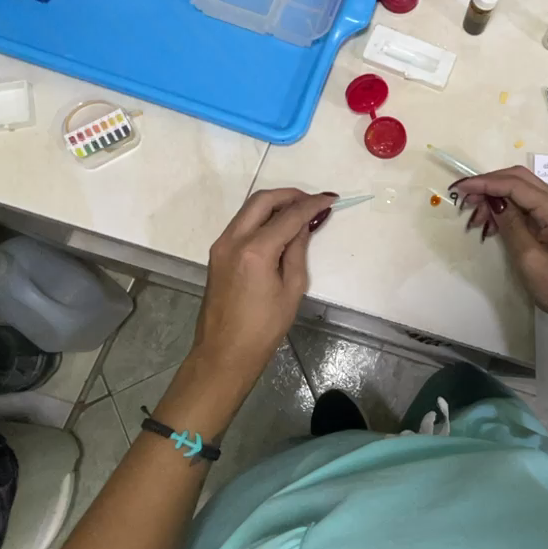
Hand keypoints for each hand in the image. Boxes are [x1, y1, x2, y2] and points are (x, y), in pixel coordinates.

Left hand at [196, 188, 335, 373]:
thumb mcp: (292, 288)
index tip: (330, 199)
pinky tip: (280, 227)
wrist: (224, 353)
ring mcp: (221, 245)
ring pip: (249, 208)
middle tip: (312, 202)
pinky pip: (242, 223)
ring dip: (275, 204)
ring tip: (300, 212)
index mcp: (255, 250)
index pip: (289, 215)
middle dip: (290, 195)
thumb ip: (298, 250)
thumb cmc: (264, 327)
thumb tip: (303, 225)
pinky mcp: (217, 253)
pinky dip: (263, 217)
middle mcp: (233, 240)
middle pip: (262, 200)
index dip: (312, 204)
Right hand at [455, 166, 547, 335]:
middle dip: (489, 186)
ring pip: (521, 192)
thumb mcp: (529, 258)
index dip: (485, 183)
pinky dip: (507, 210)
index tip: (459, 188)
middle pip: (519, 180)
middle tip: (465, 203)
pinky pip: (527, 207)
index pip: (515, 183)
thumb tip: (493, 201)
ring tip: (476, 221)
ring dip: (497, 198)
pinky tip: (493, 226)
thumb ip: (511, 225)